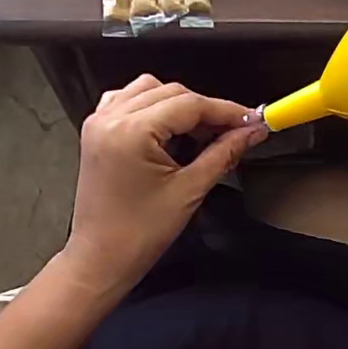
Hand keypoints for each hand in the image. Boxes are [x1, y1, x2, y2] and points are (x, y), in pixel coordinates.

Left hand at [57, 75, 265, 294]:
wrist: (101, 258)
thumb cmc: (136, 234)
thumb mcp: (189, 190)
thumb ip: (223, 153)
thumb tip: (250, 132)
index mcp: (131, 132)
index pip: (190, 104)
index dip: (226, 111)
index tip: (251, 120)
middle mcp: (111, 120)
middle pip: (171, 92)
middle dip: (206, 108)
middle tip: (234, 130)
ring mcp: (100, 124)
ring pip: (149, 90)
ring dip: (179, 104)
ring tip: (201, 131)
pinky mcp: (96, 132)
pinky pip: (127, 101)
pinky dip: (152, 106)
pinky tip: (168, 128)